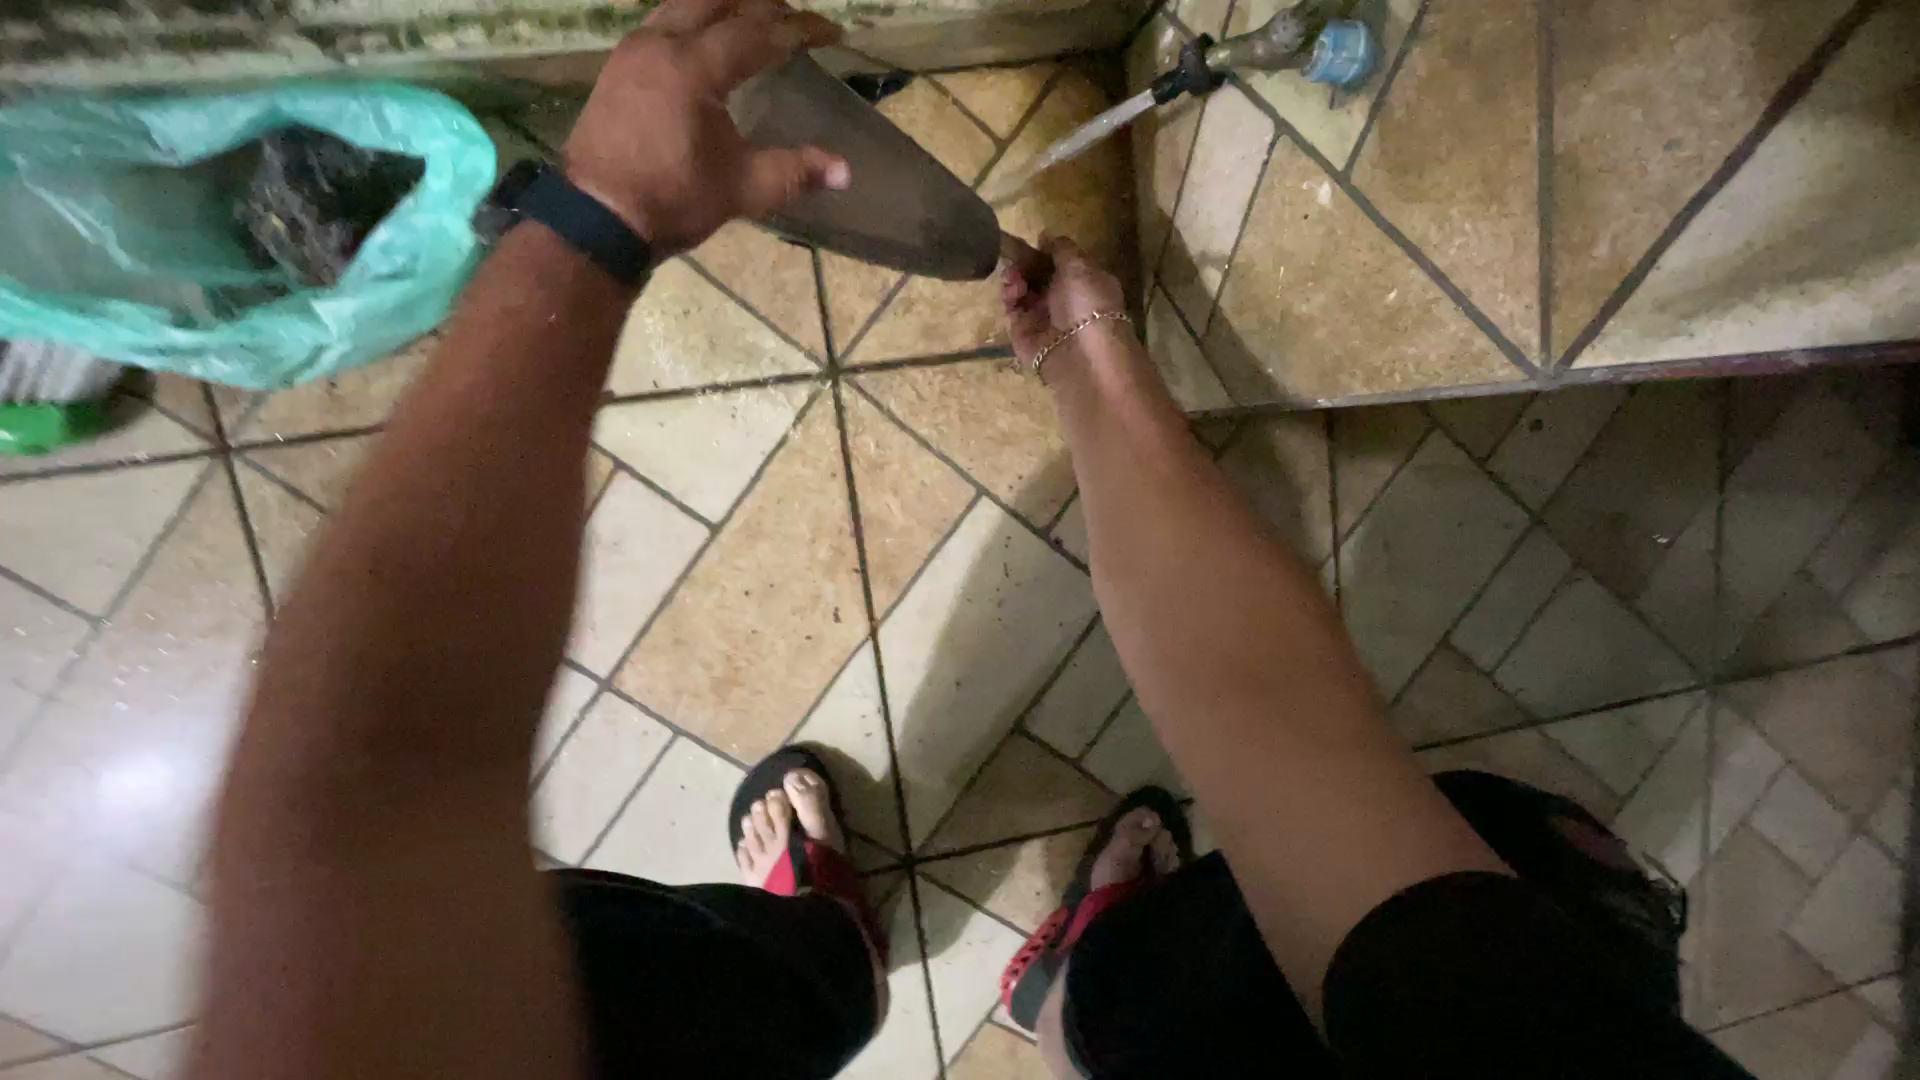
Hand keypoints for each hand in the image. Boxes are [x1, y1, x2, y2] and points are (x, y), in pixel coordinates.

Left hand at [563, 0, 851, 258]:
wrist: (599, 216)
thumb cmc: (674, 201)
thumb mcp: (743, 189)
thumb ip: (795, 172)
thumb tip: (846, 172)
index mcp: (693, 67)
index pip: (755, 32)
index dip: (796, 30)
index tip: (829, 32)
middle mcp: (661, 42)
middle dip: (761, 4)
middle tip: (793, 16)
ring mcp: (634, 49)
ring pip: (684, 3)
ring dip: (724, 5)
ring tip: (754, 18)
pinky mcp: (619, 66)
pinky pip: (663, 21)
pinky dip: (695, 19)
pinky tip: (707, 40)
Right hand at [1001, 234, 1129, 369]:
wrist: (1082, 354)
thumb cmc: (1088, 303)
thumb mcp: (1080, 265)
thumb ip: (1061, 248)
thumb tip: (1047, 235)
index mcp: (1082, 283)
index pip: (1058, 264)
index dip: (1043, 253)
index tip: (1032, 244)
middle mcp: (1062, 301)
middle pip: (1035, 277)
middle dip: (1023, 265)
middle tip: (1015, 261)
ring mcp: (1041, 319)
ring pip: (1020, 293)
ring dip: (1014, 280)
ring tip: (1014, 280)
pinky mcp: (1023, 336)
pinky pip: (1011, 312)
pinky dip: (1008, 299)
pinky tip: (1012, 293)